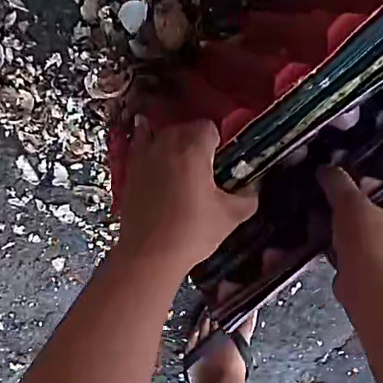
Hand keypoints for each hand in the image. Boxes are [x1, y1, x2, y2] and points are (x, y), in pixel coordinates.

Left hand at [114, 119, 257, 273]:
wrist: (149, 255)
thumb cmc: (192, 232)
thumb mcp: (231, 216)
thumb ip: (248, 196)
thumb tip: (252, 187)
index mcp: (193, 147)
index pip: (210, 127)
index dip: (220, 142)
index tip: (223, 162)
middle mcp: (166, 143)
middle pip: (186, 128)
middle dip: (197, 143)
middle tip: (207, 170)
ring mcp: (144, 155)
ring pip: (163, 136)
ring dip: (174, 145)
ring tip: (183, 168)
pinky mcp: (129, 170)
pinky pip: (140, 148)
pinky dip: (149, 148)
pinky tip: (156, 157)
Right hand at [317, 165, 382, 295]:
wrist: (368, 288)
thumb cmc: (368, 242)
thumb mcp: (351, 202)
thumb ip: (338, 182)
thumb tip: (325, 169)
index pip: (378, 188)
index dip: (357, 182)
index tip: (334, 179)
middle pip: (359, 210)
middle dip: (338, 205)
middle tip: (318, 198)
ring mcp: (372, 251)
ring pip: (346, 230)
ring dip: (329, 226)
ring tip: (311, 217)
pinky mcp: (355, 267)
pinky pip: (337, 249)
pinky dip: (325, 245)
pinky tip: (311, 240)